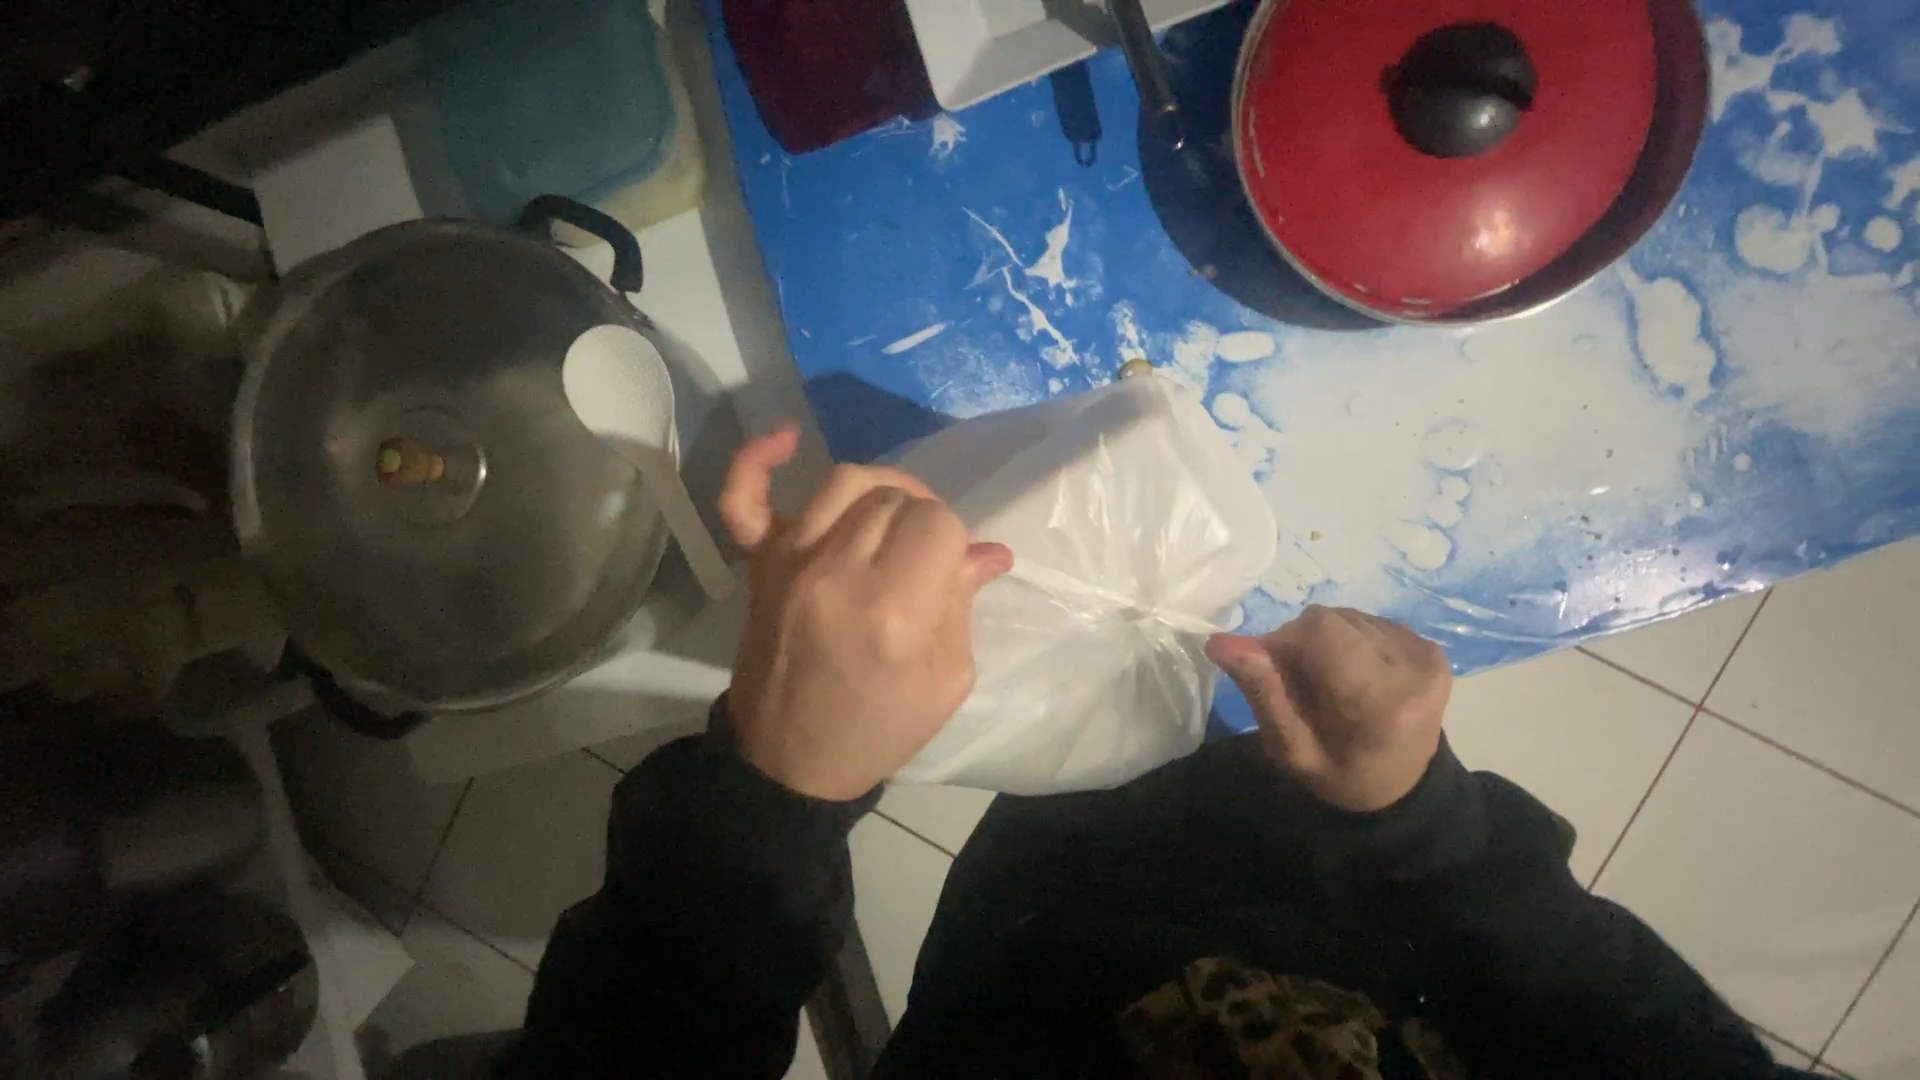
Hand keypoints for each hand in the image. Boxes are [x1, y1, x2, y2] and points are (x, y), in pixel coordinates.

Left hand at [715, 426, 1013, 800]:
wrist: (790, 761)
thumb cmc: (877, 729)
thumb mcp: (946, 681)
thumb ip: (963, 605)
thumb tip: (988, 552)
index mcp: (894, 610)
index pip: (939, 524)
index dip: (954, 541)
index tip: (948, 573)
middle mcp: (839, 572)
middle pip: (897, 498)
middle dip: (925, 519)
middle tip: (924, 558)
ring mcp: (790, 562)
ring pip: (846, 482)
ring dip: (883, 491)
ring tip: (894, 517)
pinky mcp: (759, 564)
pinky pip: (744, 497)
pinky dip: (760, 459)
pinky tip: (787, 437)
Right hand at [1205, 606, 1450, 811]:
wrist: (1403, 788)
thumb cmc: (1339, 774)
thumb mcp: (1291, 750)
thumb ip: (1262, 692)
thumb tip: (1220, 643)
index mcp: (1378, 698)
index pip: (1318, 629)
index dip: (1284, 642)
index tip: (1278, 675)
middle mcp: (1412, 667)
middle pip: (1329, 620)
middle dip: (1301, 643)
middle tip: (1301, 684)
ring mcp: (1426, 653)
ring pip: (1345, 617)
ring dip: (1325, 642)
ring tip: (1330, 681)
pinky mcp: (1431, 647)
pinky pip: (1366, 623)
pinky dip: (1349, 642)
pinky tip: (1354, 673)